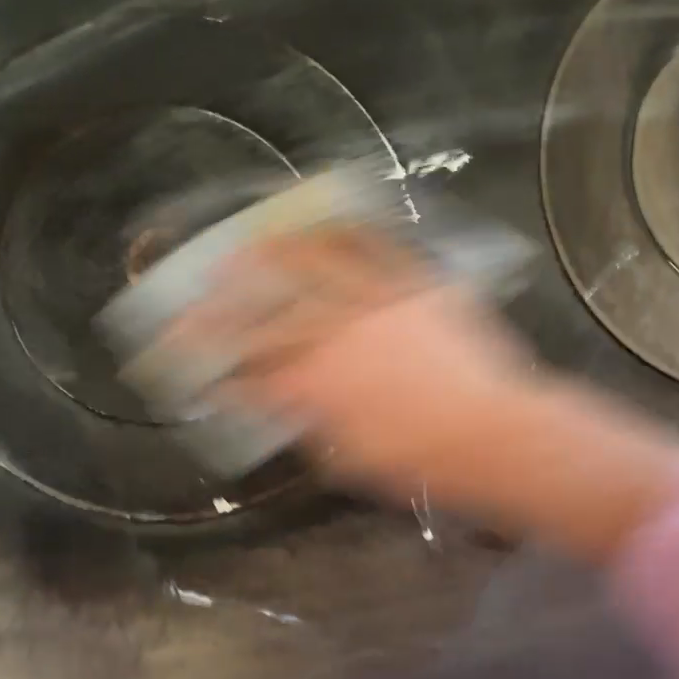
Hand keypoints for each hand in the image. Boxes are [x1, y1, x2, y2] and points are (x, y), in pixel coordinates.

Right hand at [173, 227, 678, 559]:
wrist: (490, 432)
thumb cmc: (421, 460)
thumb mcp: (353, 456)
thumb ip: (318, 422)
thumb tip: (298, 404)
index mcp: (314, 385)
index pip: (249, 367)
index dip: (212, 356)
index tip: (187, 348)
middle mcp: (336, 337)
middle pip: (268, 309)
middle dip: (227, 297)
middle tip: (200, 281)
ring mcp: (377, 304)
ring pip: (317, 266)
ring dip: (278, 249)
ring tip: (253, 233)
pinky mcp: (417, 286)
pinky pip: (381, 250)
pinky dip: (351, 231)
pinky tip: (333, 218)